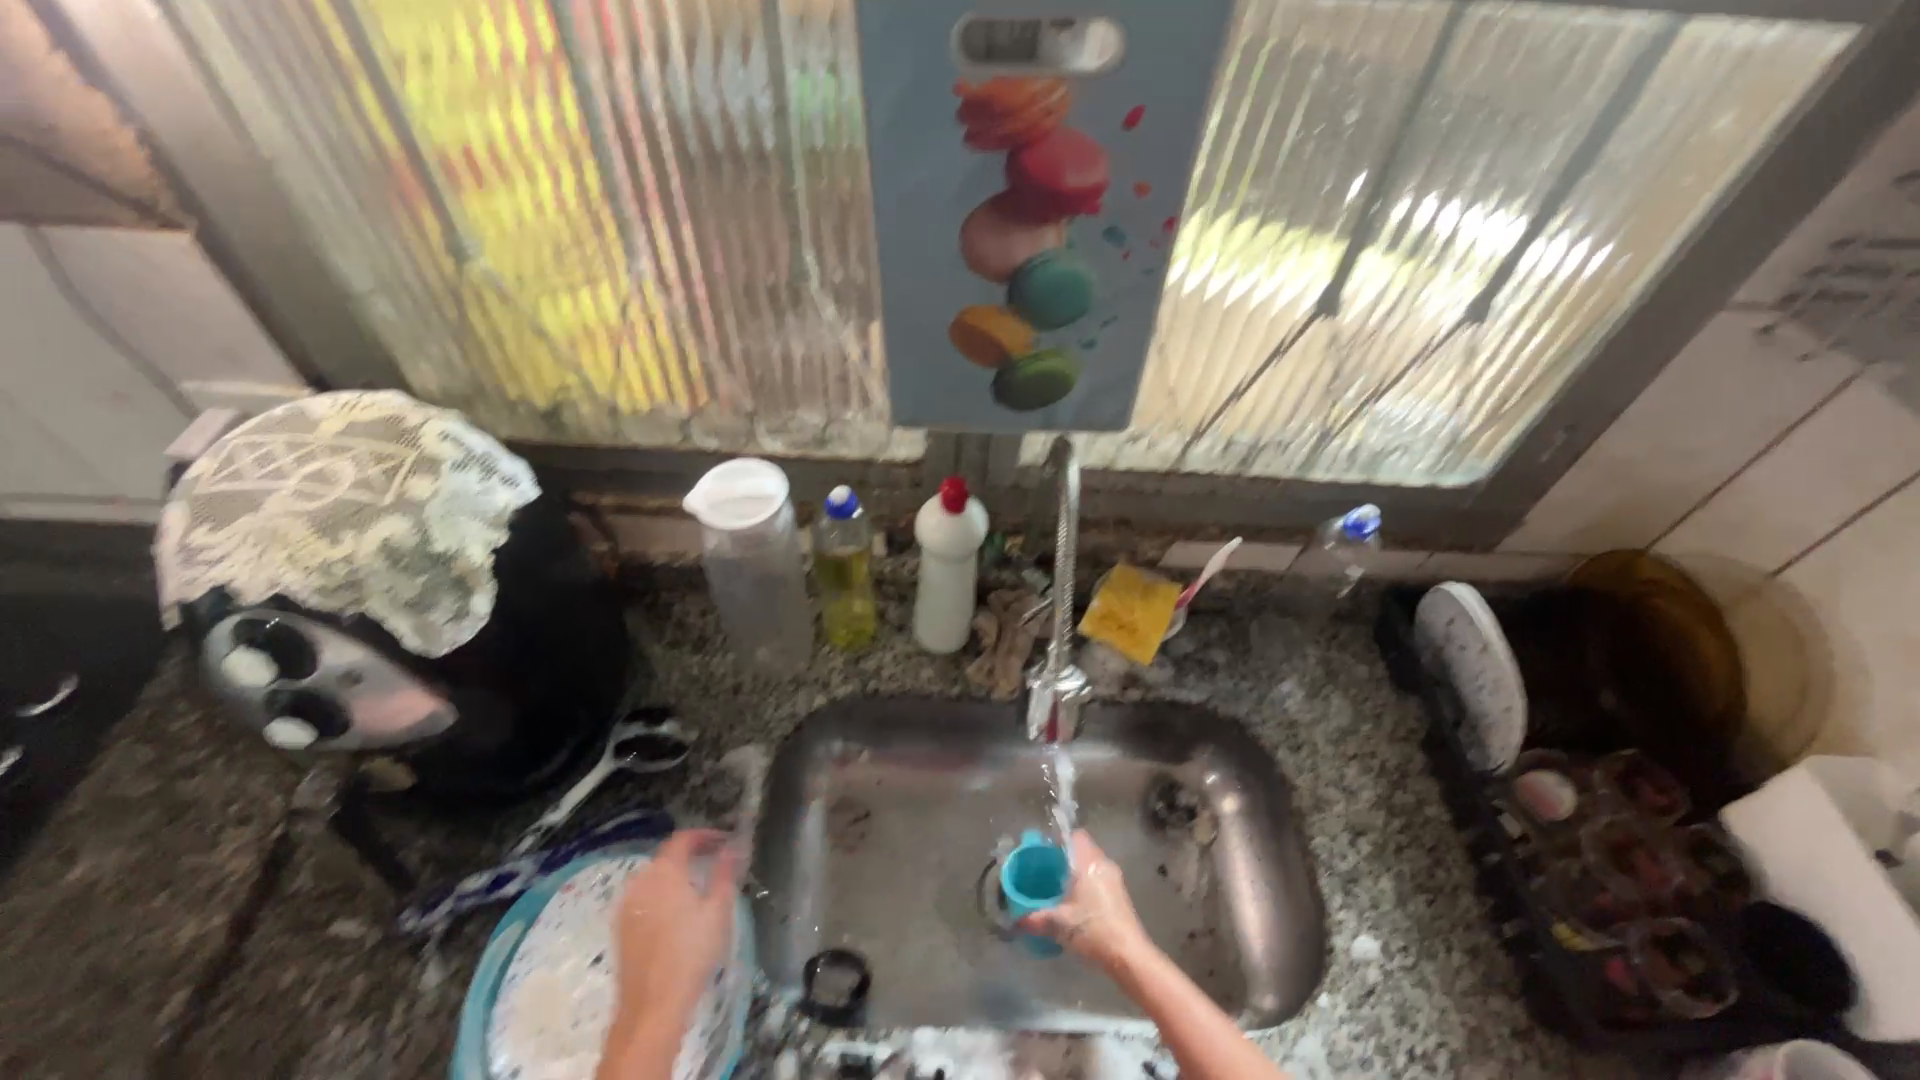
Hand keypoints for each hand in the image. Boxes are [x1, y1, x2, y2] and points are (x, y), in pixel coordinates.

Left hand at [609, 829, 740, 1027]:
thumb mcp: (718, 910)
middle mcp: (640, 882)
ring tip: (698, 888)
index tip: (725, 841)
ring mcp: (626, 906)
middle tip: (715, 863)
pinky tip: (676, 914)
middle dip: (690, 855)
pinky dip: (661, 895)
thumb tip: (733, 847)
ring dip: (675, 875)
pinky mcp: (621, 928)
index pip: (682, 839)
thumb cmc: (692, 953)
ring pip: (653, 878)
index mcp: (665, 872)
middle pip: (666, 857)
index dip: (704, 835)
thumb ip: (725, 873)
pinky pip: (643, 899)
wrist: (653, 1005)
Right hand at [1015, 830, 1151, 973]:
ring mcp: (1114, 881)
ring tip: (1055, 886)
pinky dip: (1085, 884)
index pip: (1075, 836)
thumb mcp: (1058, 924)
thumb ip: (1034, 919)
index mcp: (1088, 863)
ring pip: (1091, 865)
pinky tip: (1072, 902)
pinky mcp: (1119, 896)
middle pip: (1082, 850)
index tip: (1042, 850)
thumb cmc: (1093, 930)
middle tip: (1043, 869)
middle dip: (1063, 857)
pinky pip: (1098, 879)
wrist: (1128, 956)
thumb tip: (1013, 921)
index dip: (1058, 839)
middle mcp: (1104, 865)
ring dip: (1075, 872)